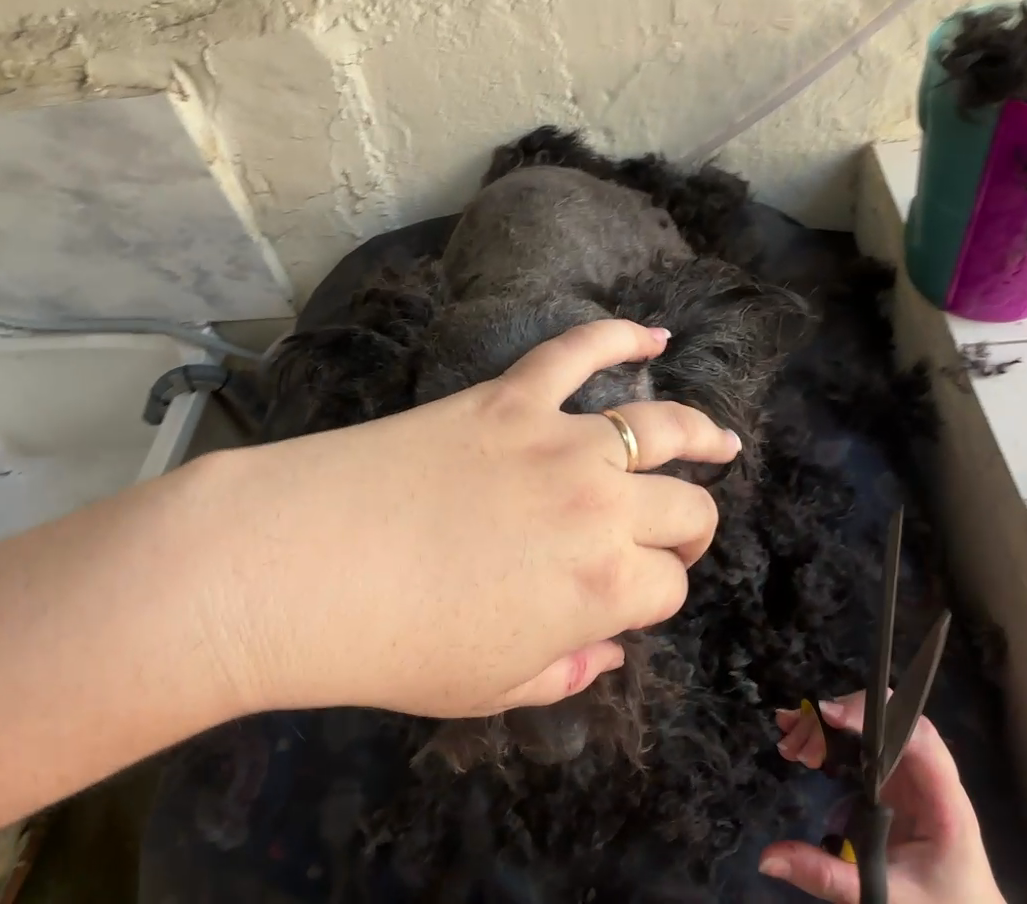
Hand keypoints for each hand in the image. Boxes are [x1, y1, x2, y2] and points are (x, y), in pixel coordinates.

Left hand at [188, 319, 739, 719]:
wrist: (304, 566)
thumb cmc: (396, 646)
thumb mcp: (492, 689)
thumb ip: (568, 672)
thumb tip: (612, 653)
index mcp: (605, 586)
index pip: (668, 588)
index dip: (653, 600)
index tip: (626, 605)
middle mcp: (603, 507)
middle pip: (683, 510)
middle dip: (688, 531)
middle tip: (672, 537)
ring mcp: (561, 441)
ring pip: (661, 427)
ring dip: (702, 436)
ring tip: (723, 443)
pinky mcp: (512, 396)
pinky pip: (578, 350)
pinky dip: (619, 336)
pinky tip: (651, 338)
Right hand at [762, 693, 1005, 903]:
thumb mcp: (885, 897)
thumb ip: (829, 877)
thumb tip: (769, 857)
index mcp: (944, 800)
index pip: (918, 736)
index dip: (876, 715)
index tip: (827, 715)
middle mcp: (928, 778)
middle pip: (887, 724)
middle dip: (837, 722)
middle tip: (795, 741)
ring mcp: (911, 779)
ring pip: (871, 732)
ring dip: (829, 729)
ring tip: (789, 742)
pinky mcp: (894, 786)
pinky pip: (863, 751)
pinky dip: (832, 743)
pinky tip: (801, 747)